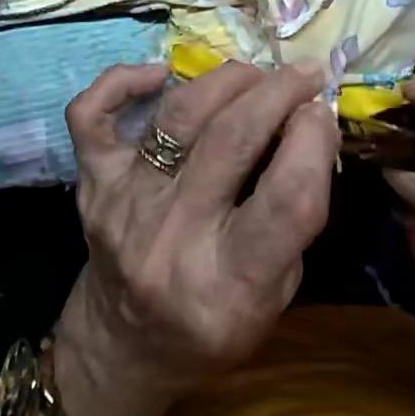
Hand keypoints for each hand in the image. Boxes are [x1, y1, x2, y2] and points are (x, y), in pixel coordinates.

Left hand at [48, 62, 338, 415]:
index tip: (324, 112)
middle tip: (302, 74)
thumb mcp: (273, 295)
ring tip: (254, 73)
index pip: (285, 201)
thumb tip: (307, 122)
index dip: (313, 143)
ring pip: (175, 116)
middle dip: (276, 93)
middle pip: (230, 141)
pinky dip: (121, 81)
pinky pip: (91, 114)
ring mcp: (123, 204)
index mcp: (230, 286)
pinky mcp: (90, 182)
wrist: (123, 342)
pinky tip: (160, 74)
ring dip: (224, 80)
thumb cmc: (210, 323)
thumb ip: (290, 216)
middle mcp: (172, 239)